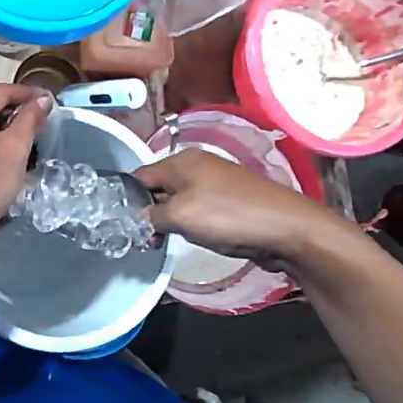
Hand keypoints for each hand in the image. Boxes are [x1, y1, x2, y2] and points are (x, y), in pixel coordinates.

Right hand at [135, 149, 347, 265]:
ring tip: (157, 242)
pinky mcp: (229, 202)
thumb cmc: (228, 217)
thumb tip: (137, 217)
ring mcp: (216, 183)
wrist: (285, 228)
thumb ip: (151, 215)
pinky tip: (187, 239)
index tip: (116, 222)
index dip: (126, 197)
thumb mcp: (180, 216)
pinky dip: (188, 224)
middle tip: (137, 237)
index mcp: (182, 160)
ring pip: (178, 200)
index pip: (141, 174)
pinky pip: (198, 210)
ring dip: (167, 220)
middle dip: (147, 210)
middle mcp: (197, 165)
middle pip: (159, 186)